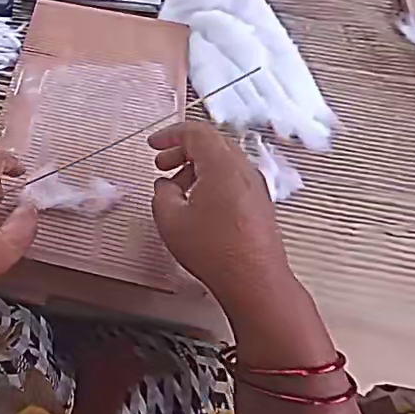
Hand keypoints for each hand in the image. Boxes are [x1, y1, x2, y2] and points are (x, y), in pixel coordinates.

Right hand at [149, 123, 294, 307]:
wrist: (253, 280)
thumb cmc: (216, 251)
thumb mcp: (170, 218)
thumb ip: (162, 193)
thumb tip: (165, 187)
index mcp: (221, 166)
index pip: (196, 133)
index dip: (170, 134)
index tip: (155, 143)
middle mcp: (243, 170)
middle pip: (211, 144)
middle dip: (182, 150)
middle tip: (162, 163)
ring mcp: (255, 187)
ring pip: (222, 162)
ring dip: (195, 167)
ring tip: (175, 188)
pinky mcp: (259, 204)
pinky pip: (232, 179)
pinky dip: (211, 181)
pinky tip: (196, 204)